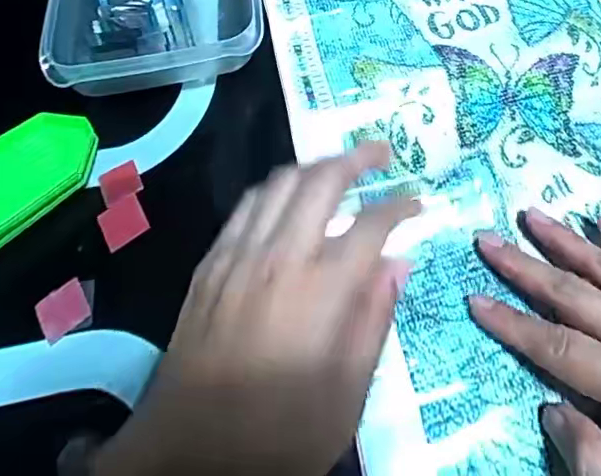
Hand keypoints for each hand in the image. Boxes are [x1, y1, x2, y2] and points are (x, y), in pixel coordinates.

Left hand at [94, 143, 417, 475]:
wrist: (182, 463)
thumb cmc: (277, 437)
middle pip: (324, 180)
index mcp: (322, 290)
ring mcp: (239, 256)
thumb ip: (374, 320)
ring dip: (316, 166)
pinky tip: (288, 198)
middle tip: (382, 154)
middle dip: (359, 157)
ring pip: (281, 181)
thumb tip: (399, 262)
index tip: (417, 204)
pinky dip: (276, 189)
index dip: (401, 207)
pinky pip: (247, 205)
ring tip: (339, 168)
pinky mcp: (209, 265)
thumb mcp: (346, 397)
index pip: (372, 224)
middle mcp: (280, 257)